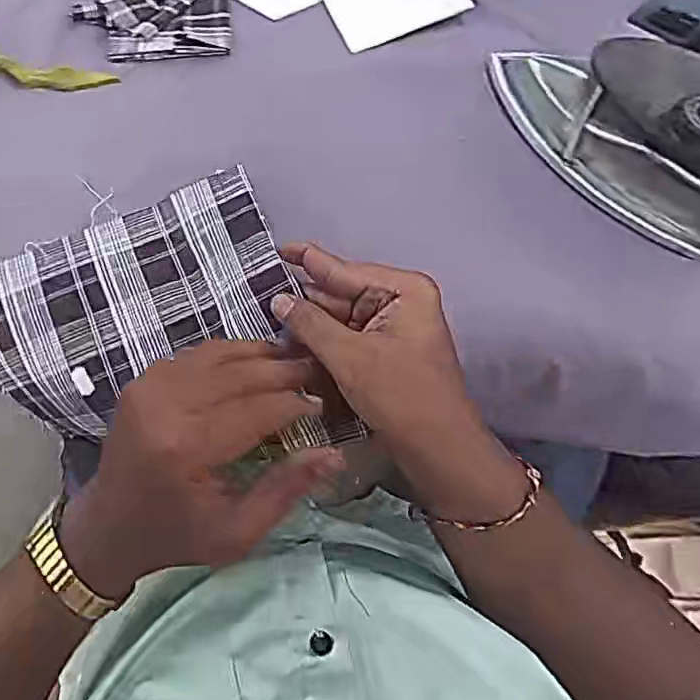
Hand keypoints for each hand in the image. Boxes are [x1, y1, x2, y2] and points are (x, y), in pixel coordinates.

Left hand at [58, 340, 345, 599]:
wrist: (108, 526)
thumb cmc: (176, 536)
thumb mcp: (237, 531)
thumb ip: (285, 489)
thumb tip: (334, 454)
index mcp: (185, 448)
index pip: (255, 409)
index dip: (294, 403)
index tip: (322, 404)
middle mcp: (164, 406)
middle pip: (239, 374)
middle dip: (284, 371)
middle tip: (316, 372)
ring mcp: (148, 387)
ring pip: (218, 354)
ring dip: (260, 355)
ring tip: (292, 361)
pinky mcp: (142, 380)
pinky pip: (196, 355)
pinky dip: (230, 354)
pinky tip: (254, 362)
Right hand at [271, 242, 521, 519]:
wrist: (439, 450)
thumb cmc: (402, 397)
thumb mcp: (350, 357)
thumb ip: (310, 324)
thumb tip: (278, 299)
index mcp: (403, 290)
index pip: (344, 269)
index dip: (308, 259)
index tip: (277, 249)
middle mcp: (400, 302)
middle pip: (341, 292)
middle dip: (304, 295)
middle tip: (260, 288)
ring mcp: (392, 328)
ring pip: (340, 317)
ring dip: (309, 320)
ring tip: (266, 311)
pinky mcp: (384, 353)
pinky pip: (346, 337)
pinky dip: (322, 340)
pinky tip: (291, 338)